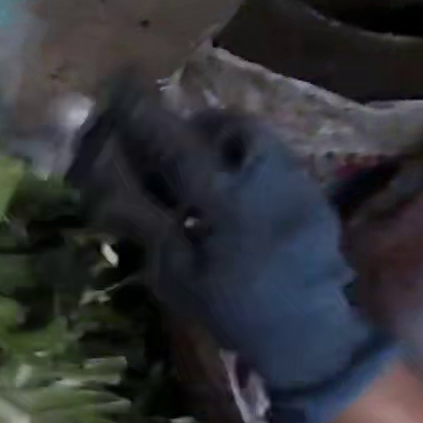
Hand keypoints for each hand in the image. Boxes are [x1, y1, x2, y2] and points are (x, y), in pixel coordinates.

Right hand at [72, 90, 393, 422]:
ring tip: (197, 166)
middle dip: (195, 124)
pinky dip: (241, 161)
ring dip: (221, 142)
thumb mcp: (178, 274)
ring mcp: (297, 184)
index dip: (145, 119)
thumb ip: (148, 224)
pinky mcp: (312, 195)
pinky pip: (271, 159)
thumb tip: (109, 191)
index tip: (121, 89)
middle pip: (231, 127)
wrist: (311, 333)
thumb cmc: (234, 309)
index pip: (177, 148)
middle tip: (168, 140)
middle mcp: (268, 180)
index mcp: (229, 202)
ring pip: (257, 139)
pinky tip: (226, 193)